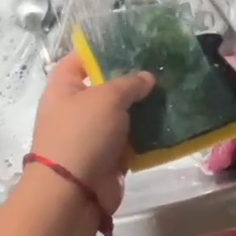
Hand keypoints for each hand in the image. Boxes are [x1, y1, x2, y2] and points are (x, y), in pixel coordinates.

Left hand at [28, 54, 154, 213]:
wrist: (74, 193)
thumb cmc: (82, 134)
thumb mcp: (107, 98)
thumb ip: (129, 83)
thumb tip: (147, 78)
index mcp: (63, 87)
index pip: (80, 58)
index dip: (103, 49)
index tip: (133, 43)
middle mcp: (75, 108)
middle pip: (105, 86)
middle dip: (132, 79)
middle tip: (162, 67)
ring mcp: (92, 134)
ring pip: (122, 114)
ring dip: (143, 108)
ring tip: (172, 91)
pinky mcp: (107, 156)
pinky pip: (130, 139)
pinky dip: (147, 134)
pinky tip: (170, 121)